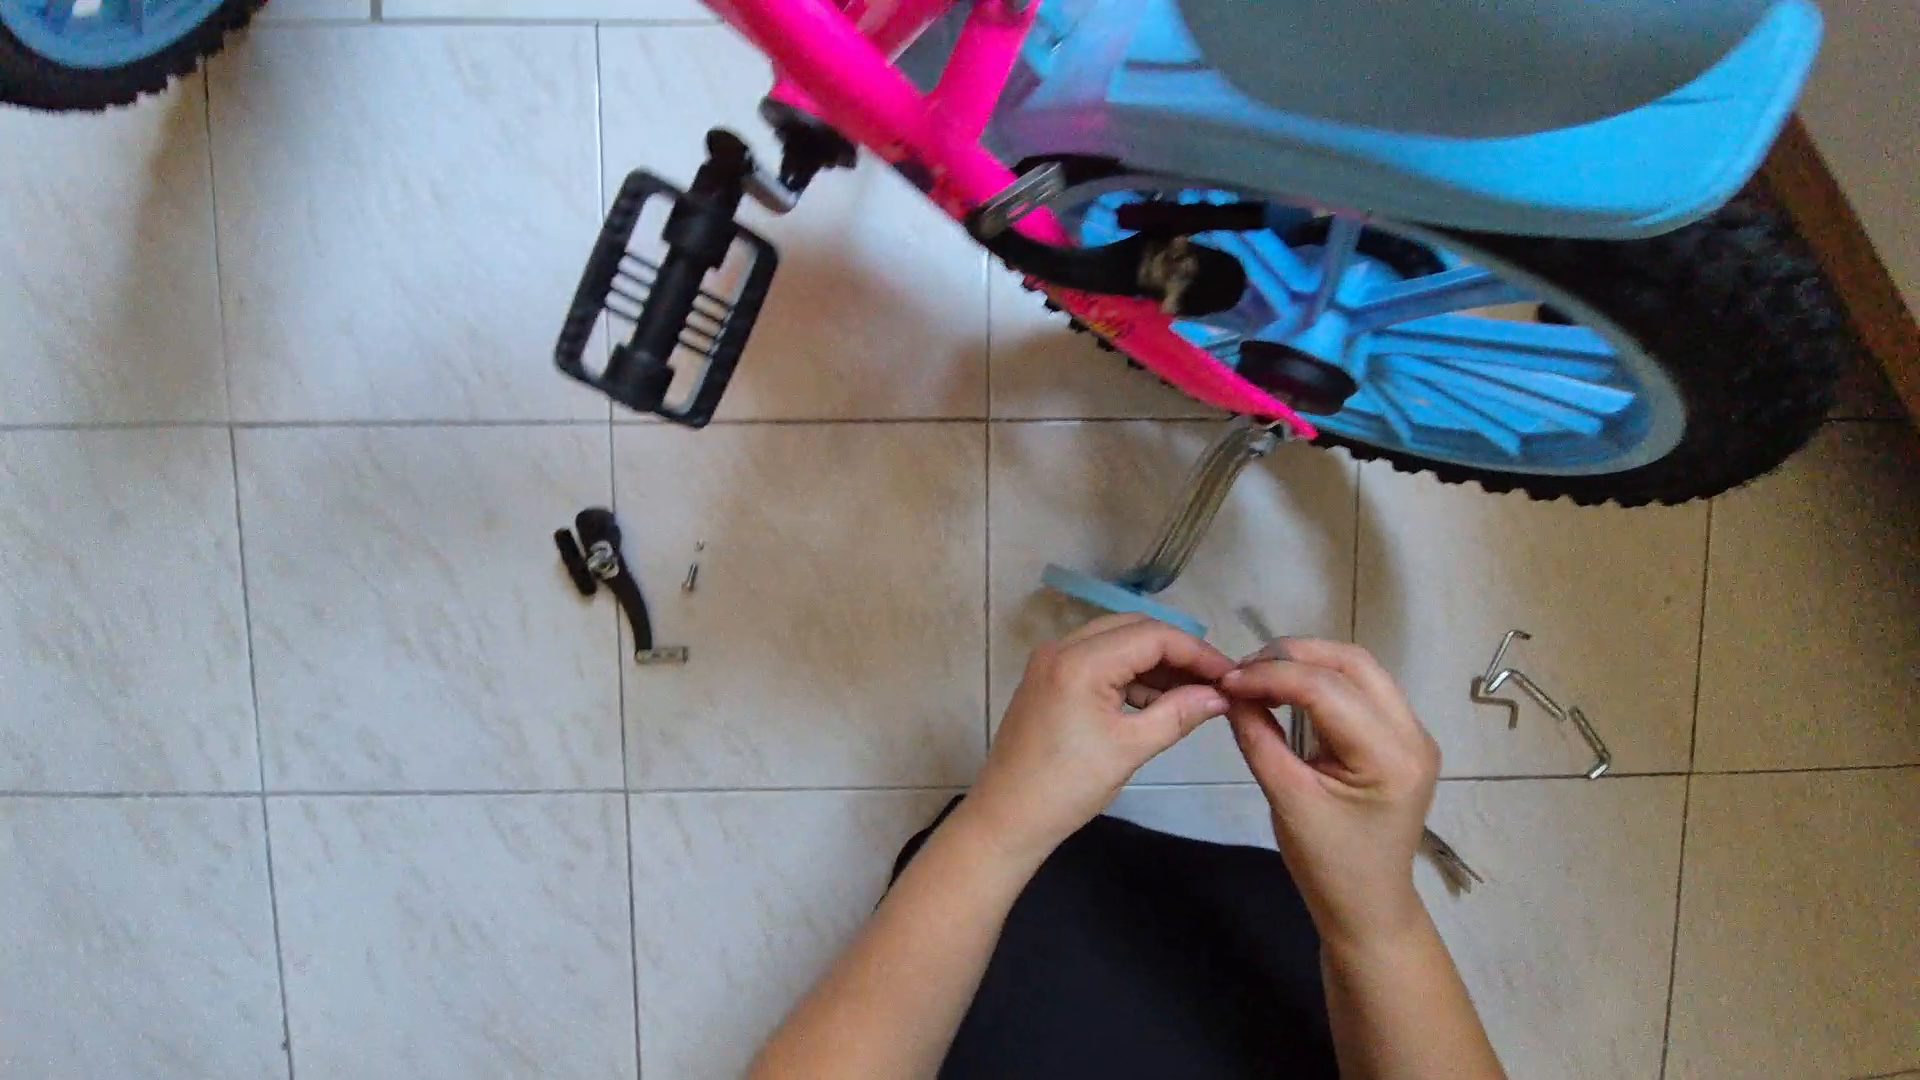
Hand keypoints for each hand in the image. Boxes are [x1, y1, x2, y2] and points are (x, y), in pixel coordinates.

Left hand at [962, 614, 1235, 864]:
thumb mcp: (1130, 749)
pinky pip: (1098, 660)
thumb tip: (1220, 696)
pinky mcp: (1049, 677)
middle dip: (1177, 652)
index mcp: (1080, 660)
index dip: (1197, 652)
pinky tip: (1158, 700)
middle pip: (1133, 629)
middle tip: (1214, 682)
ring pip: (1116, 642)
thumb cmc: (1068, 786)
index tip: (1231, 676)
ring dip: (1154, 663)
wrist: (1007, 816)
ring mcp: (1051, 660)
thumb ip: (1179, 714)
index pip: (1152, 635)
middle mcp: (1062, 647)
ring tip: (1193, 694)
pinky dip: (1129, 675)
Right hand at [1220, 638, 1439, 948]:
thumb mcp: (1284, 798)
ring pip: (1356, 666)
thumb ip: (1257, 736)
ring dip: (1304, 661)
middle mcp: (1412, 734)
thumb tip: (1231, 690)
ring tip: (1259, 676)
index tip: (1226, 682)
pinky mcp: (1398, 734)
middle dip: (1290, 656)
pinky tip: (1285, 690)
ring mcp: (1411, 732)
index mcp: (1389, 757)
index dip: (1270, 676)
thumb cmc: (1326, 862)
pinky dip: (1317, 676)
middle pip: (1350, 662)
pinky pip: (1358, 685)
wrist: (1368, 905)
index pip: (1325, 688)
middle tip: (1243, 671)